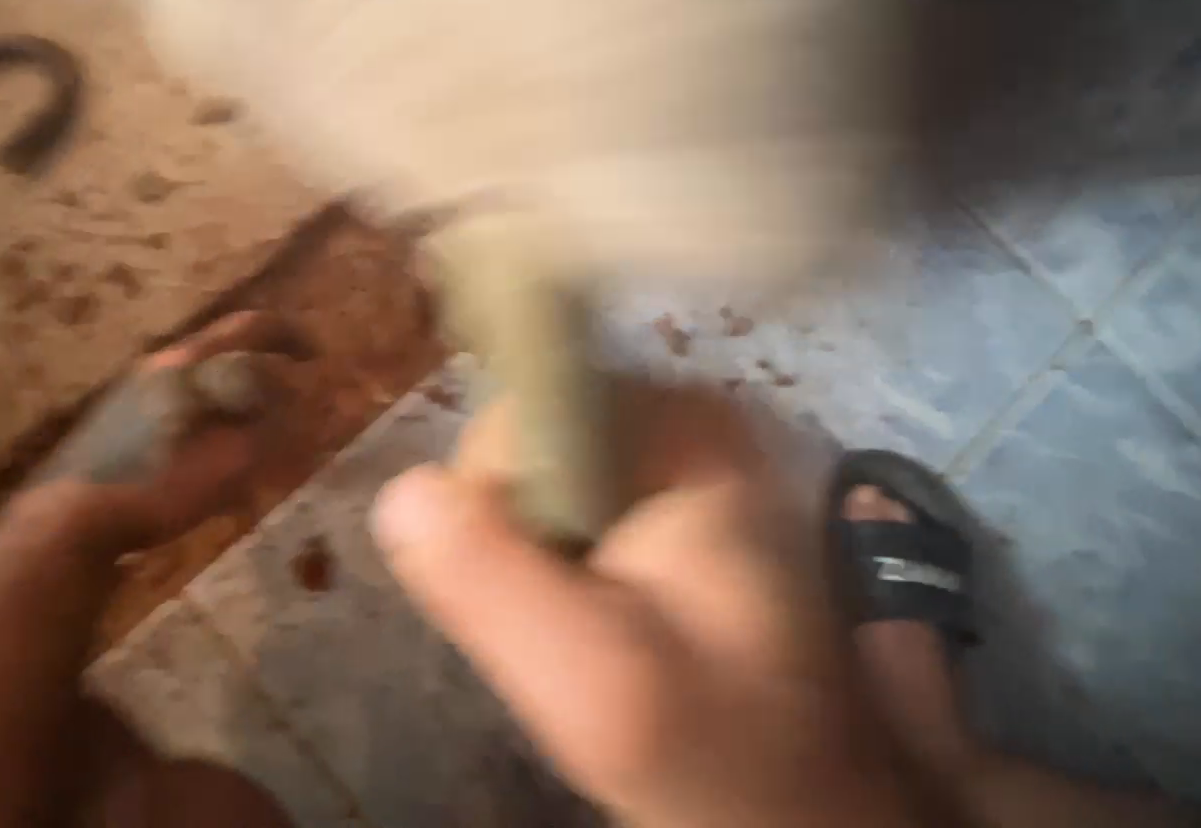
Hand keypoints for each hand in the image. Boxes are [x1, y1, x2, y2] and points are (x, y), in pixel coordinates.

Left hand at [38, 311, 298, 548]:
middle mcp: (159, 367)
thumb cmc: (161, 482)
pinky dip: (211, 415)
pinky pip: (180, 405)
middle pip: (223, 351)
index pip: (250, 327)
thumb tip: (304, 393)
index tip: (317, 356)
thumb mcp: (235, 455)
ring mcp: (132, 395)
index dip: (291, 335)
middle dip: (264, 367)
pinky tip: (215, 452)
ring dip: (237, 393)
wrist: (68, 523)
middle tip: (292, 393)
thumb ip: (275, 420)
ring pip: (201, 380)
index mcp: (190, 363)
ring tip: (258, 428)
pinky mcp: (116, 426)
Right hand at [371, 383, 916, 827]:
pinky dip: (554, 559)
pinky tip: (591, 615)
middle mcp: (684, 416)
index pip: (527, 412)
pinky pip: (567, 501)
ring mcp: (677, 453)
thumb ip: (497, 585)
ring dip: (529, 553)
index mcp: (684, 423)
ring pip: (542, 475)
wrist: (797, 792)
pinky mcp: (666, 494)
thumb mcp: (600, 681)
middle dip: (513, 532)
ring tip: (576, 626)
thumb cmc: (718, 743)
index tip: (517, 586)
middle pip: (532, 440)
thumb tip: (403, 491)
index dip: (490, 498)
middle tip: (555, 620)